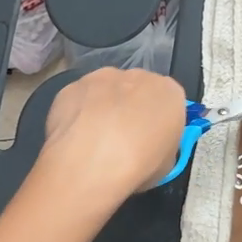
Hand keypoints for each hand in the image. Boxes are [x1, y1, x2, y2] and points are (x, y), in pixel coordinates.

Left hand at [36, 68, 187, 201]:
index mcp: (169, 92)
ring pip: (106, 90)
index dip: (156, 122)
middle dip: (130, 110)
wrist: (92, 162)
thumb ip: (161, 145)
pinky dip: (76, 113)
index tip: (147, 141)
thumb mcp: (166, 165)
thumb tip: (148, 147)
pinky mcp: (72, 86)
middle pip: (137, 90)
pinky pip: (78, 99)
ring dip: (103, 108)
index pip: (167, 101)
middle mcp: (139, 76)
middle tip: (119, 141)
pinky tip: (72, 138)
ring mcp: (103, 77)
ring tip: (91, 142)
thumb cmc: (139, 165)